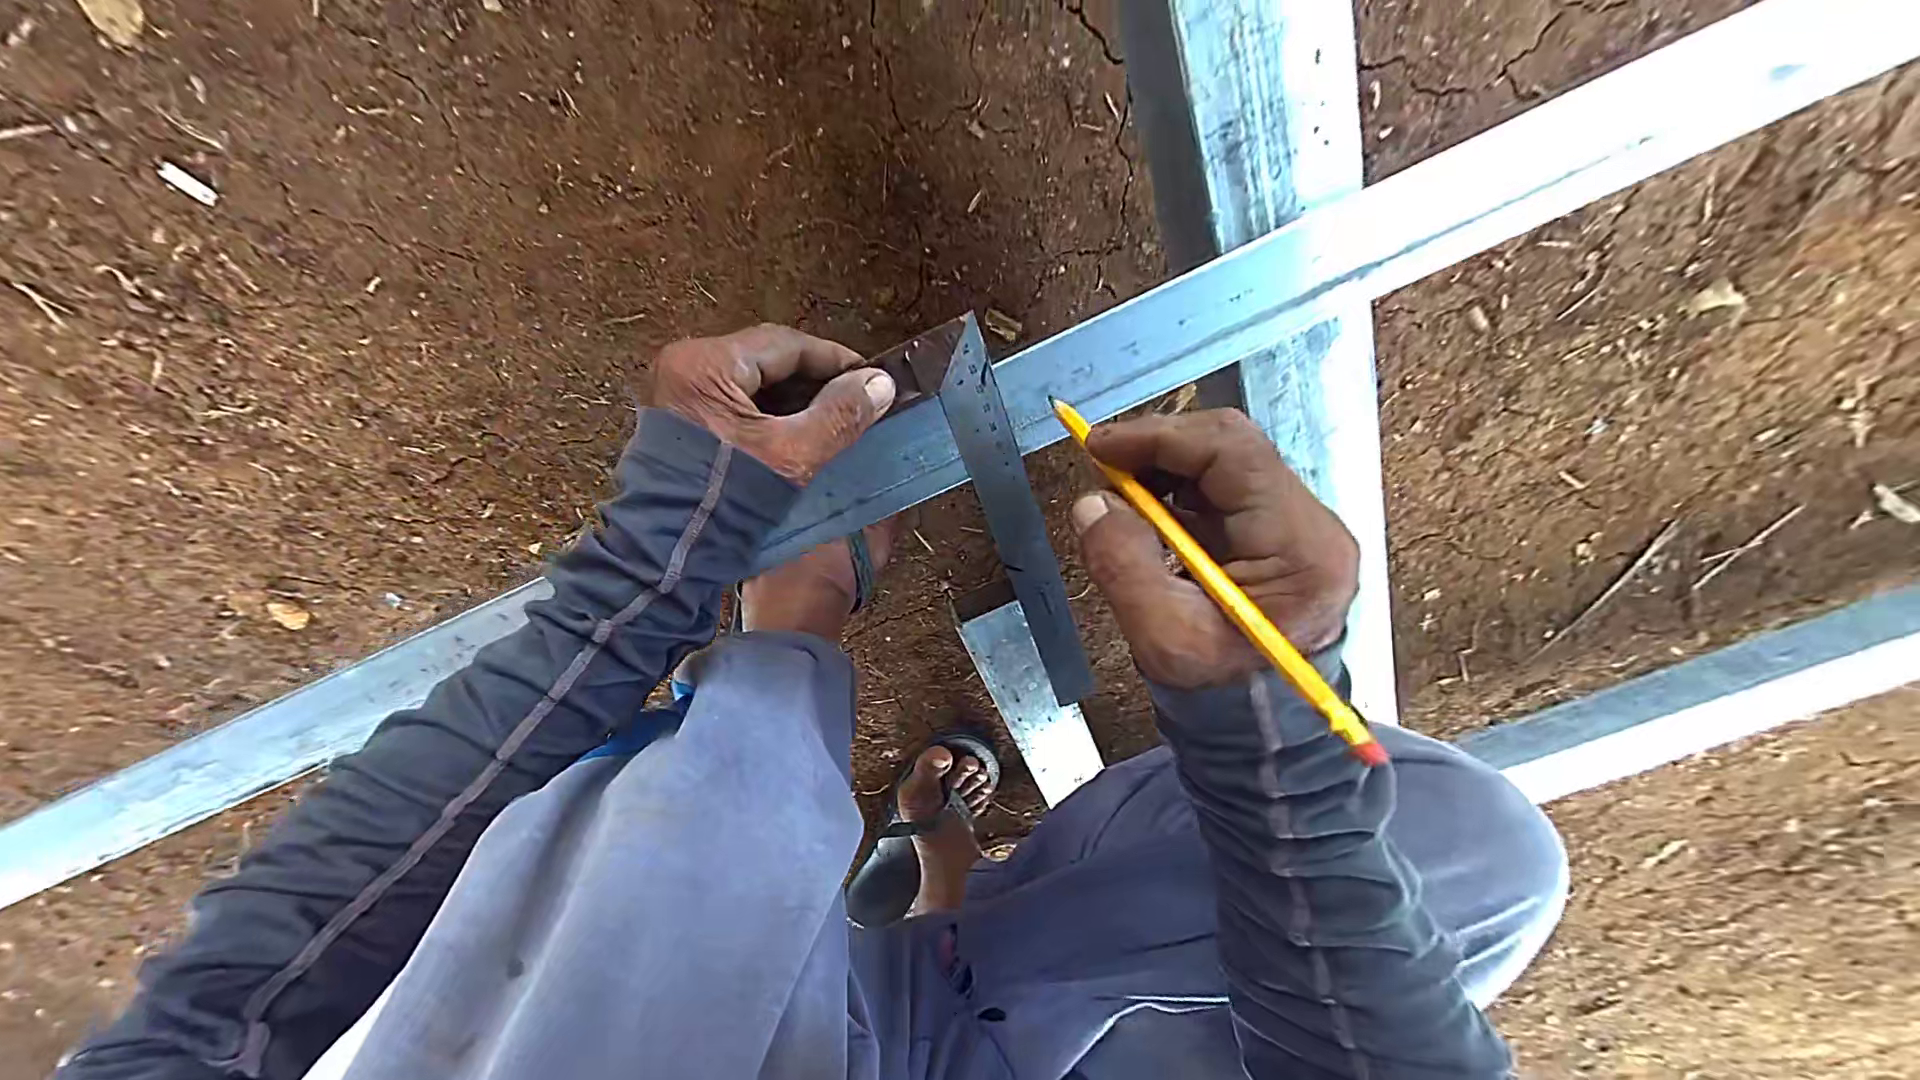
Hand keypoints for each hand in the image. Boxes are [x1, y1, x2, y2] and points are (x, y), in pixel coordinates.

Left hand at [649, 324, 895, 483]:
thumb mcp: (792, 457)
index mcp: (706, 365)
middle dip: (817, 379)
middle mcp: (686, 367)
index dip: (835, 360)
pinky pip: (738, 401)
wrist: (668, 554)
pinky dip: (773, 412)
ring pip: (755, 381)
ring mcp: (680, 392)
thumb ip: (839, 416)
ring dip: (797, 397)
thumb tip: (880, 385)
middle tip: (857, 399)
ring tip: (836, 417)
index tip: (870, 378)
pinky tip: (802, 431)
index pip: (786, 344)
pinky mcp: (683, 419)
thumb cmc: (724, 503)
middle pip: (769, 360)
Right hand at [1070, 409, 1358, 688]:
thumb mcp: (1162, 636)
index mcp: (1301, 547)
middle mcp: (1309, 523)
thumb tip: (1092, 504)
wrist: (1254, 715)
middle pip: (1230, 445)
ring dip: (1161, 464)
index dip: (1161, 438)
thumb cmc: (1217, 685)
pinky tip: (1141, 505)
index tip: (1099, 446)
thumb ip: (1123, 565)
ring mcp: (1291, 522)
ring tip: (1118, 489)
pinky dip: (1170, 484)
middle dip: (1158, 446)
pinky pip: (1216, 483)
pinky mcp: (1268, 528)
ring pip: (1221, 458)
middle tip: (1102, 462)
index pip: (1234, 454)